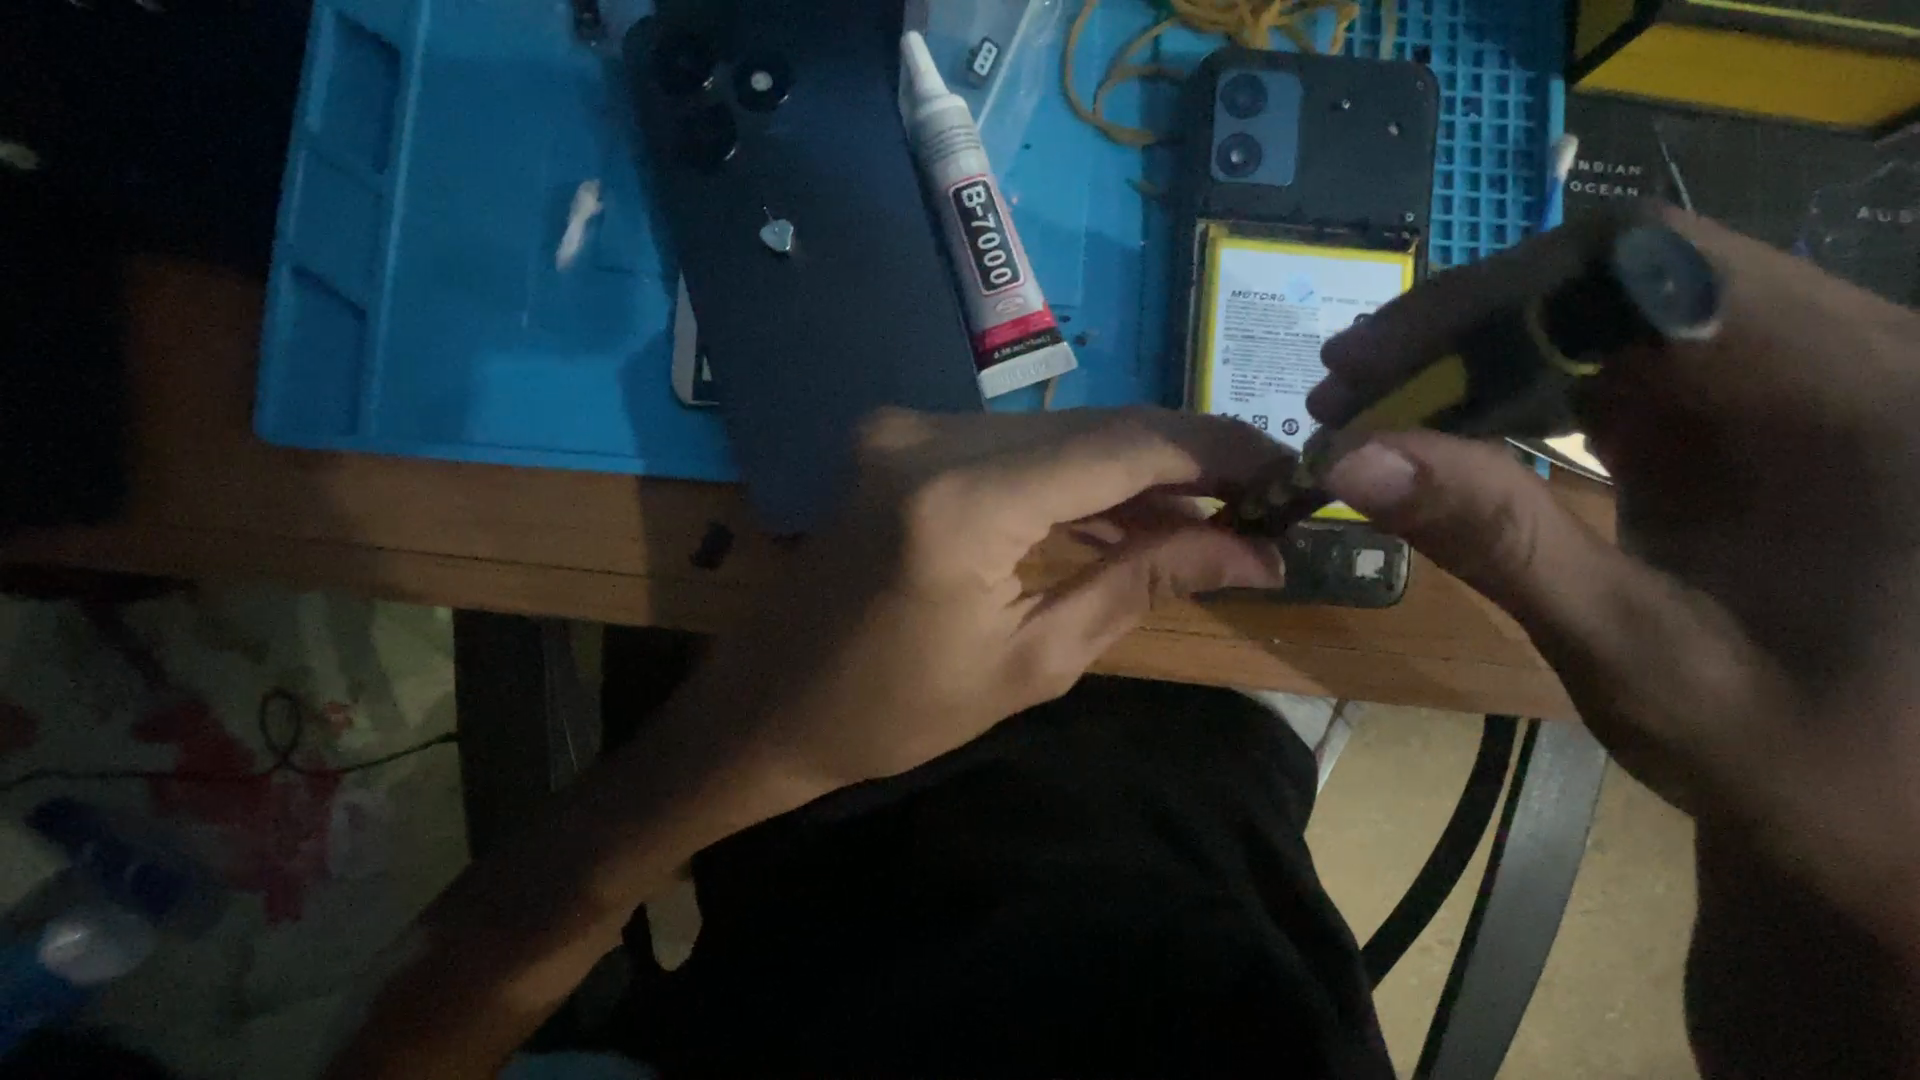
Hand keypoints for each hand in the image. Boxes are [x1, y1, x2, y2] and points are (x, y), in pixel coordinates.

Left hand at [690, 407, 1285, 791]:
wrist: (771, 705)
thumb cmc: (897, 712)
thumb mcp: (1034, 661)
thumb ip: (1141, 583)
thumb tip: (1252, 550)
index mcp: (962, 502)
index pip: (1122, 446)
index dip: (1215, 451)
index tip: (1286, 470)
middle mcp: (931, 437)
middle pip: (1095, 426)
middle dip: (1184, 459)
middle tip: (1258, 499)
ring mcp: (906, 428)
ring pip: (1056, 431)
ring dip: (1131, 468)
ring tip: (1208, 510)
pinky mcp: (898, 438)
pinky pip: (1011, 445)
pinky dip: (1070, 474)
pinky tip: (1125, 510)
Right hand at [1308, 206, 1919, 952]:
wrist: (1896, 814)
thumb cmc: (1794, 756)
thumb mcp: (1631, 652)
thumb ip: (1495, 540)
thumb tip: (1346, 458)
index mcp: (1862, 399)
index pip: (1648, 271)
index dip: (1487, 301)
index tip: (1366, 364)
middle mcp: (1846, 356)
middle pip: (1618, 273)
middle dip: (1462, 324)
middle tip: (1345, 384)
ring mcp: (1791, 380)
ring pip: (1603, 309)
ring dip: (1475, 352)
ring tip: (1370, 405)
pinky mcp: (1743, 416)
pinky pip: (1609, 362)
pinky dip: (1509, 388)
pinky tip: (1440, 425)